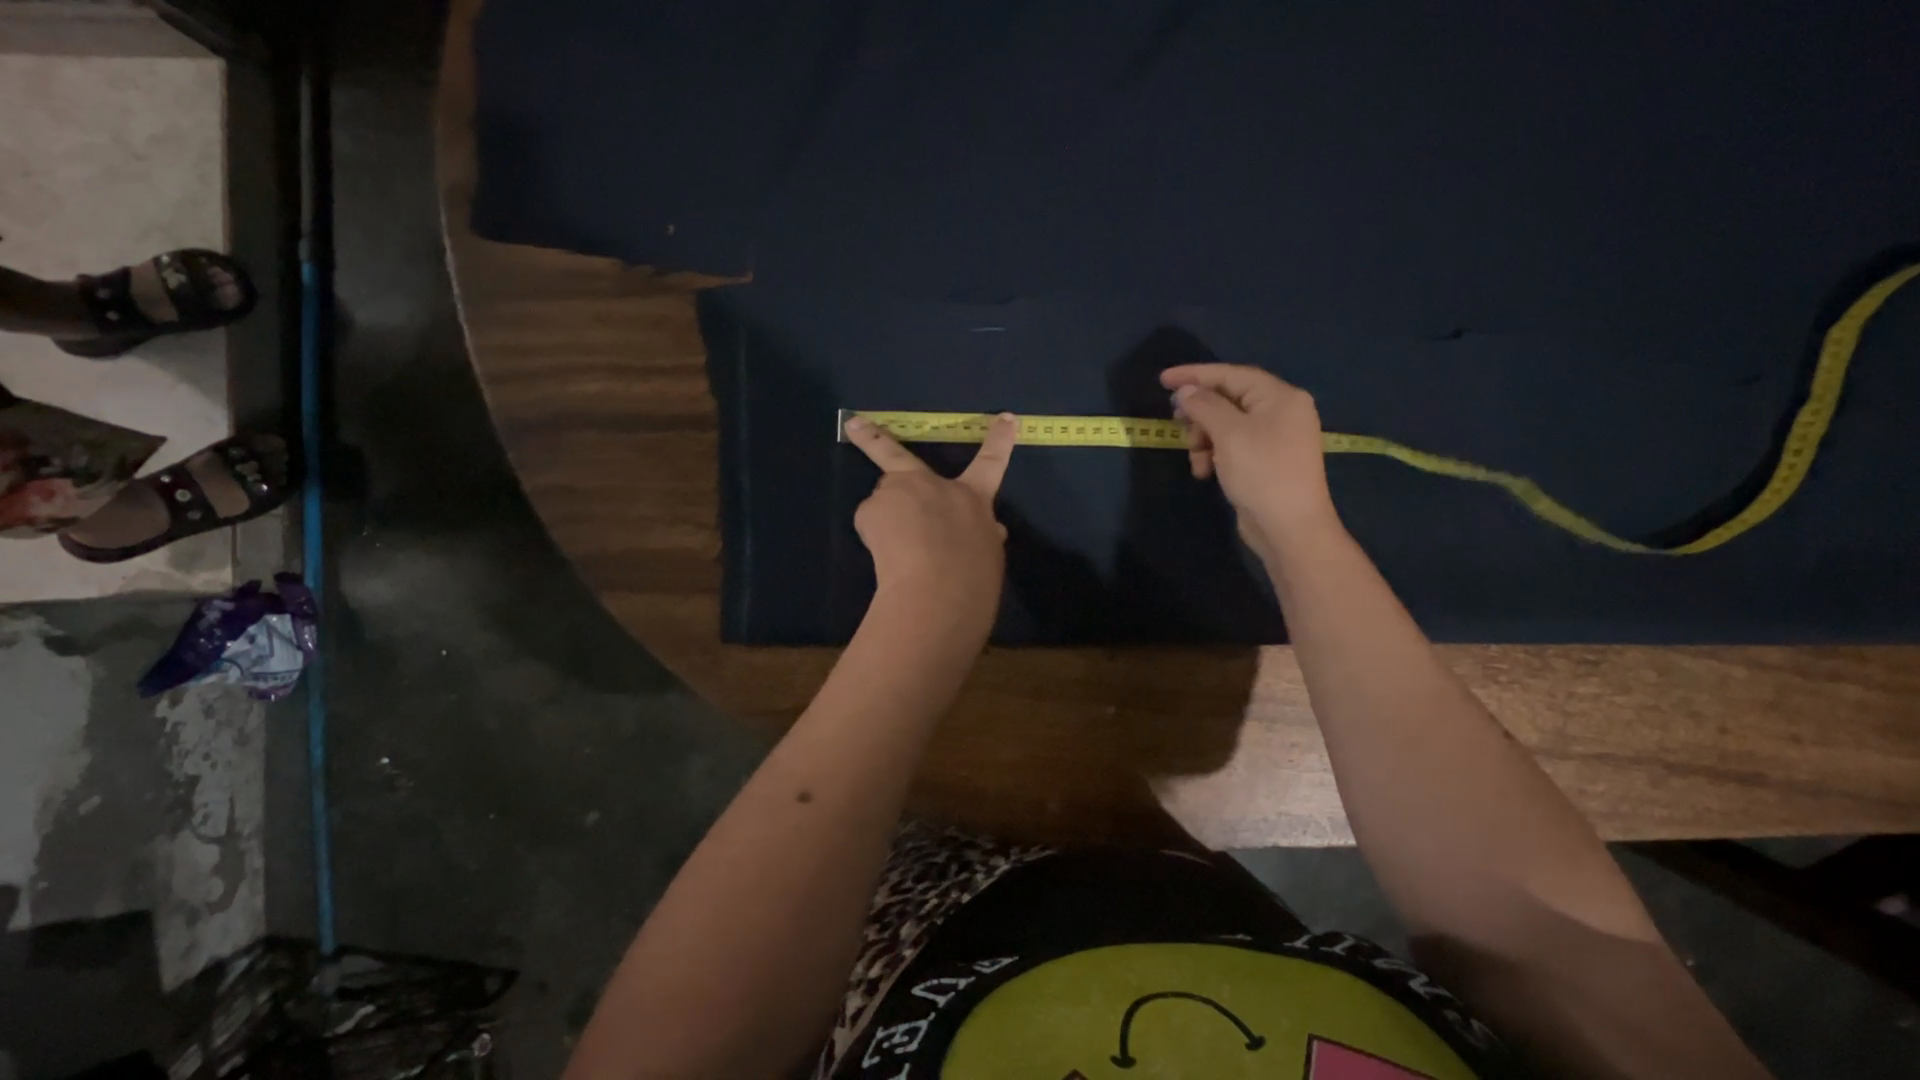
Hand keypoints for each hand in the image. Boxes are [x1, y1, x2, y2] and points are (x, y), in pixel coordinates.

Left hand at [843, 413, 1017, 621]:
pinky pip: (872, 525)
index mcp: (972, 500)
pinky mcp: (872, 509)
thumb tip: (989, 531)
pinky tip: (888, 559)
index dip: (999, 440)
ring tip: (896, 551)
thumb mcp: (989, 555)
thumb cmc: (972, 578)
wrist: (938, 591)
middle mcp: (934, 487)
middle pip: (897, 455)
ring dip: (887, 518)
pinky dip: (877, 539)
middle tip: (856, 426)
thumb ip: (983, 537)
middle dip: (874, 438)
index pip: (991, 464)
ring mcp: (899, 491)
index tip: (1006, 418)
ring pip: (886, 502)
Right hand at [1160, 364, 1337, 556]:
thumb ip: (1205, 405)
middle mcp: (1281, 411)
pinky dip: (1215, 453)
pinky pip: (1233, 445)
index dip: (1195, 374)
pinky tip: (1205, 472)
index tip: (1163, 380)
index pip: (1232, 374)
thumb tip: (1186, 390)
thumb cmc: (1262, 472)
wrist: (1289, 527)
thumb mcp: (1229, 434)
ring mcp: (1275, 437)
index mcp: (1280, 396)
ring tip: (1196, 458)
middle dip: (1199, 412)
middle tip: (1176, 423)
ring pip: (1226, 425)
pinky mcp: (1265, 460)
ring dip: (1204, 438)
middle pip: (1228, 399)